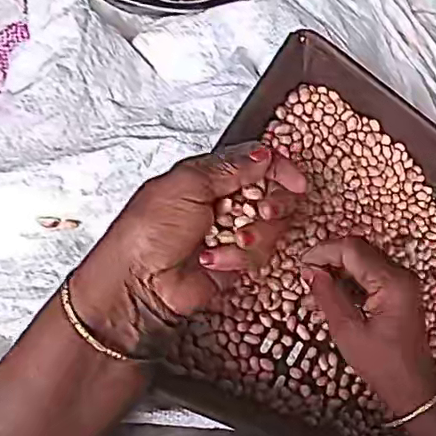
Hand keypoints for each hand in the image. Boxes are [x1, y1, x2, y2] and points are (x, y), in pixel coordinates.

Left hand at [72, 142, 306, 356]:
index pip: (257, 164)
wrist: (139, 280)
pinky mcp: (239, 260)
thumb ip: (230, 168)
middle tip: (263, 211)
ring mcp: (234, 232)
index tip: (296, 181)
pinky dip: (239, 258)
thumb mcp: (187, 185)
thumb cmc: (148, 231)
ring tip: (231, 240)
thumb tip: (263, 155)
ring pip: (272, 228)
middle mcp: (226, 203)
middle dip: (274, 204)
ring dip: (253, 235)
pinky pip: (261, 255)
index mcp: (210, 177)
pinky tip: (214, 259)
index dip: (281, 169)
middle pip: (274, 196)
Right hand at [301, 237, 435, 417]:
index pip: (352, 249)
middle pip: (359, 251)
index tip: (302, 266)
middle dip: (329, 261)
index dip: (323, 252)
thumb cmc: (383, 364)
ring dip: (337, 272)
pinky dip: (350, 282)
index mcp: (393, 282)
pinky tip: (331, 298)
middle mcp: (401, 276)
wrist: (411, 385)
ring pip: (363, 262)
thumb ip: (328, 296)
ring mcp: (403, 283)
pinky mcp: (400, 293)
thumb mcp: (348, 330)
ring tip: (314, 294)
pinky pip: (371, 276)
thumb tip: (311, 272)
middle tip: (306, 278)